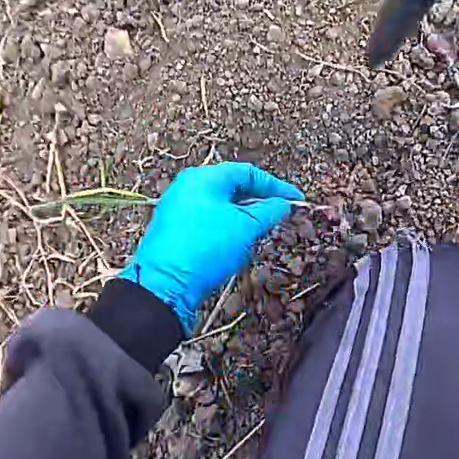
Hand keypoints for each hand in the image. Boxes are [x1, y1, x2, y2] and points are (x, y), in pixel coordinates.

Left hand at [124, 163, 303, 332]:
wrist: (165, 285)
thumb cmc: (203, 248)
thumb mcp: (246, 227)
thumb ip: (269, 211)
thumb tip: (283, 204)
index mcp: (204, 178)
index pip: (248, 173)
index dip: (276, 186)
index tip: (294, 198)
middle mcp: (189, 187)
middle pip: (234, 187)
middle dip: (260, 201)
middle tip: (280, 214)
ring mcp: (179, 208)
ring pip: (222, 205)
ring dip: (246, 215)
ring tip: (261, 230)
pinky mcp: (176, 229)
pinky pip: (210, 219)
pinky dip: (229, 226)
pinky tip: (238, 242)